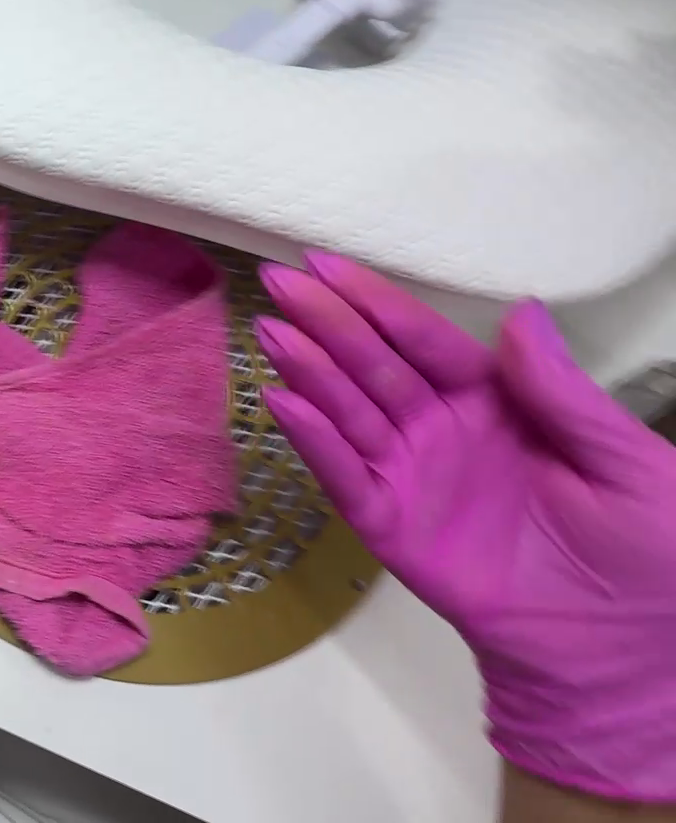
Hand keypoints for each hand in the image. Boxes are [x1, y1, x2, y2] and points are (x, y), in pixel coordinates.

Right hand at [254, 253, 675, 804]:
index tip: (326, 265)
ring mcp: (399, 469)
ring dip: (306, 369)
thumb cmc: (647, 553)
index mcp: (488, 403)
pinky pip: (339, 471)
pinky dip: (309, 437)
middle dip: (324, 320)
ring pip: (344, 408)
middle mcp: (431, 426)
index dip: (376, 301)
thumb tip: (520, 314)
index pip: (421, 341)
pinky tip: (281, 401)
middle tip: (278, 281)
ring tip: (272, 331)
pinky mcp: (379, 516)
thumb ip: (565, 394)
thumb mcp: (633, 466)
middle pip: (369, 364)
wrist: (616, 646)